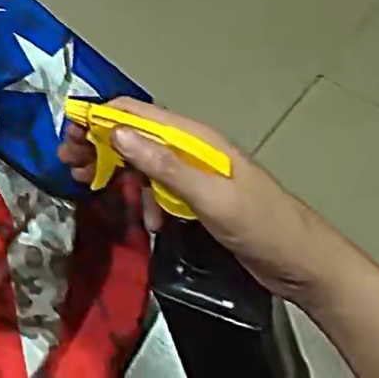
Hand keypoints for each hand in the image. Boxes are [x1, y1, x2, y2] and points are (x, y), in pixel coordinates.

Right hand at [61, 98, 354, 303]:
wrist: (308, 267)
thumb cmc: (263, 225)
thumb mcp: (211, 197)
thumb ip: (164, 165)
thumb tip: (117, 132)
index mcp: (190, 136)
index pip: (133, 113)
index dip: (98, 118)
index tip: (70, 133)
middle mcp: (186, 146)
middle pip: (131, 133)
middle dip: (98, 144)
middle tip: (71, 161)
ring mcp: (190, 170)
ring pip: (140, 160)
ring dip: (116, 171)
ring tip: (91, 184)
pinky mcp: (194, 194)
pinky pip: (156, 186)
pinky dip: (144, 198)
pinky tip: (147, 220)